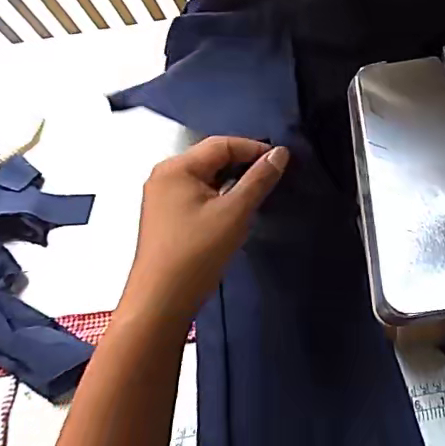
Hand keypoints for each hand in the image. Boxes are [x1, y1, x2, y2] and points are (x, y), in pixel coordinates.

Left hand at [115, 136, 287, 331]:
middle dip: (245, 164)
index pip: (222, 144)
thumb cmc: (196, 253)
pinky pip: (199, 194)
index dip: (255, 148)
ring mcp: (163, 197)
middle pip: (212, 158)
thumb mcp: (235, 212)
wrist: (162, 301)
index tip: (282, 161)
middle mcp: (165, 176)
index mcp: (176, 168)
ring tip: (260, 193)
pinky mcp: (167, 217)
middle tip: (275, 176)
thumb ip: (259, 179)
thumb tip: (279, 154)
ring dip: (234, 182)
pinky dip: (221, 196)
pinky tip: (237, 210)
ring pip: (207, 178)